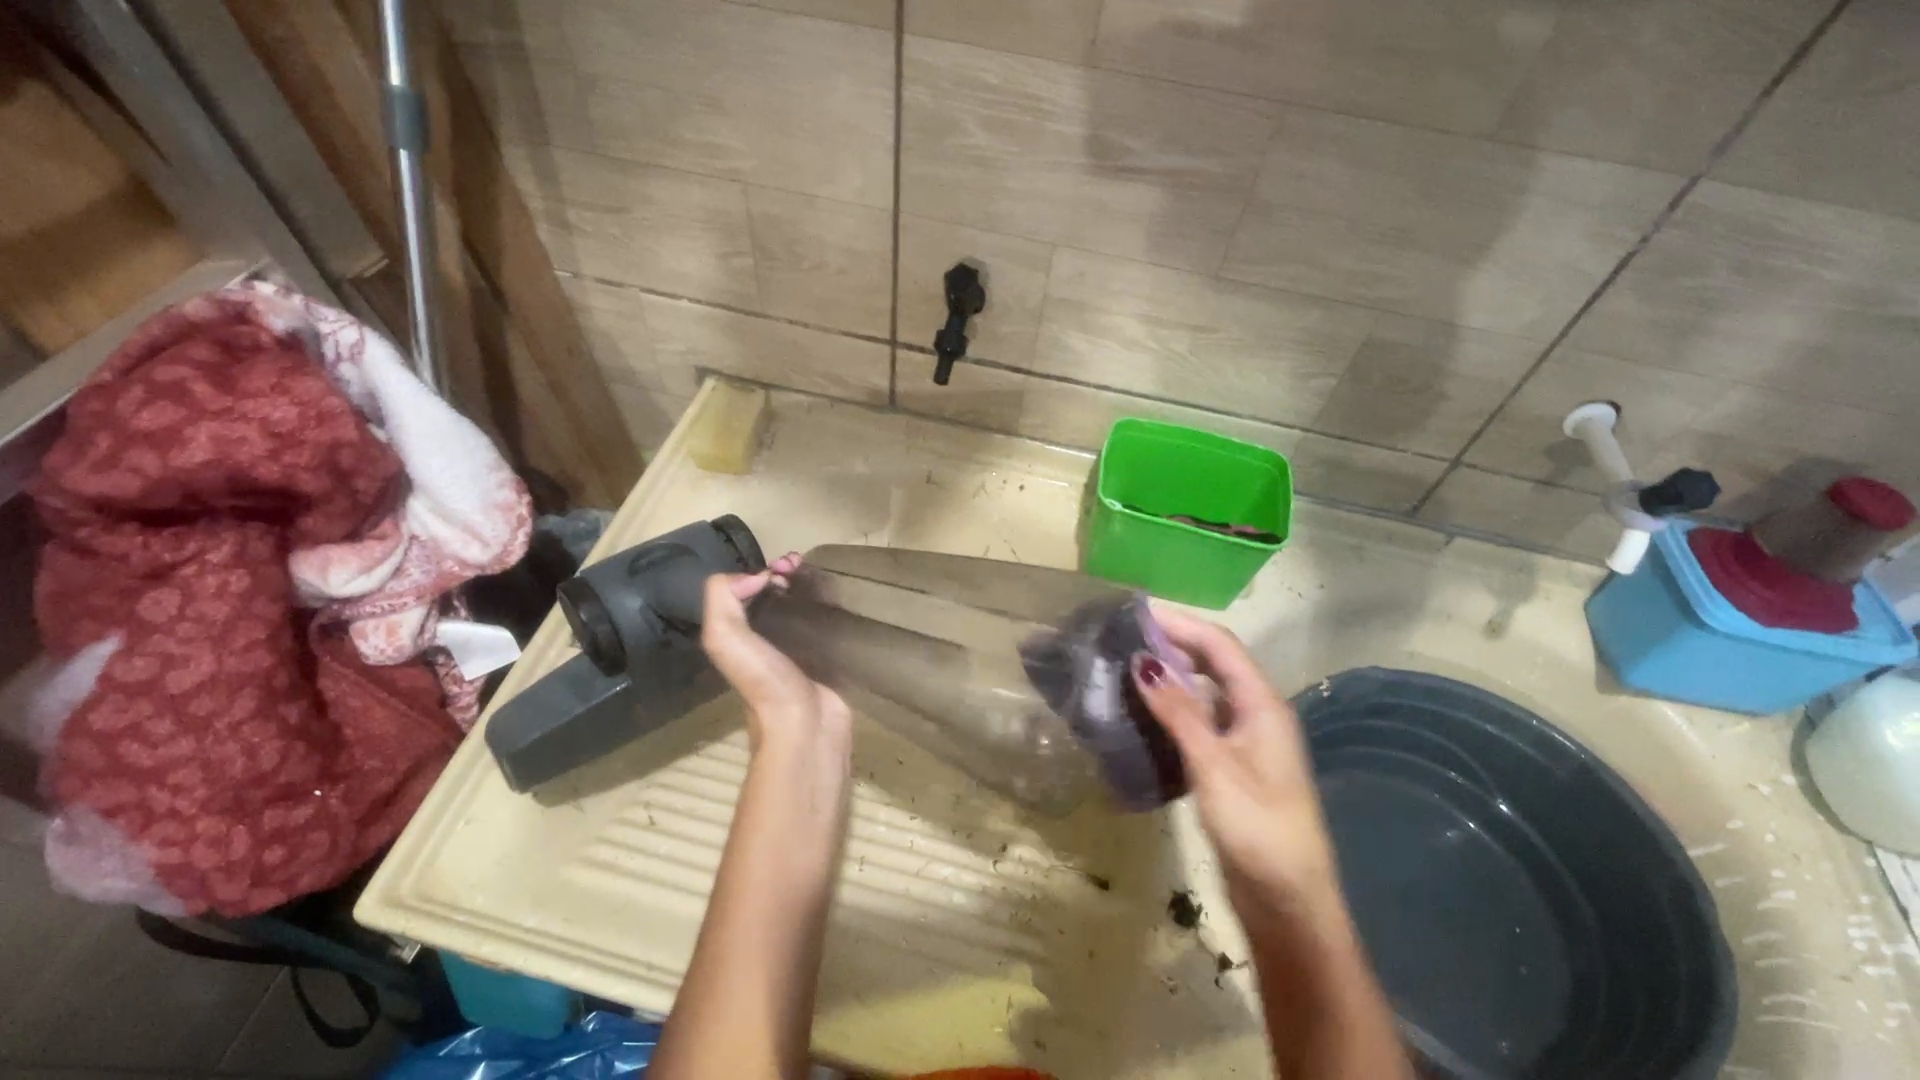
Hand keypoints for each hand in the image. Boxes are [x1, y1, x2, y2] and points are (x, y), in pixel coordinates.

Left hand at [701, 553, 852, 760]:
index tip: (785, 564)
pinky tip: (842, 596)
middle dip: (789, 574)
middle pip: (777, 595)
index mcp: (739, 633)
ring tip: (826, 576)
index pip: (748, 589)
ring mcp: (800, 649)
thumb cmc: (764, 681)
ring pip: (803, 606)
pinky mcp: (828, 657)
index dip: (762, 570)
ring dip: (813, 587)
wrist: (807, 725)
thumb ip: (722, 598)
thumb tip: (756, 575)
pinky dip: (833, 607)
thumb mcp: (724, 637)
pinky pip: (828, 623)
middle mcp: (767, 639)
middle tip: (805, 566)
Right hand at [1131, 608, 1338, 908]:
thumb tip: (1143, 662)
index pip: (1220, 646)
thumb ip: (1180, 713)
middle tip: (1122, 638)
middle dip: (1173, 644)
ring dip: (1170, 678)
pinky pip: (1199, 724)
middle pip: (1214, 664)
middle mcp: (1256, 715)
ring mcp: (1245, 742)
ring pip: (1205, 694)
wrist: (1288, 900)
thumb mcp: (1215, 767)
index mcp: (1262, 706)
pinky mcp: (1232, 768)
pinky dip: (1172, 712)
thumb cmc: (1258, 829)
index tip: (1135, 611)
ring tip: (1124, 669)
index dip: (1180, 623)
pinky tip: (1142, 717)